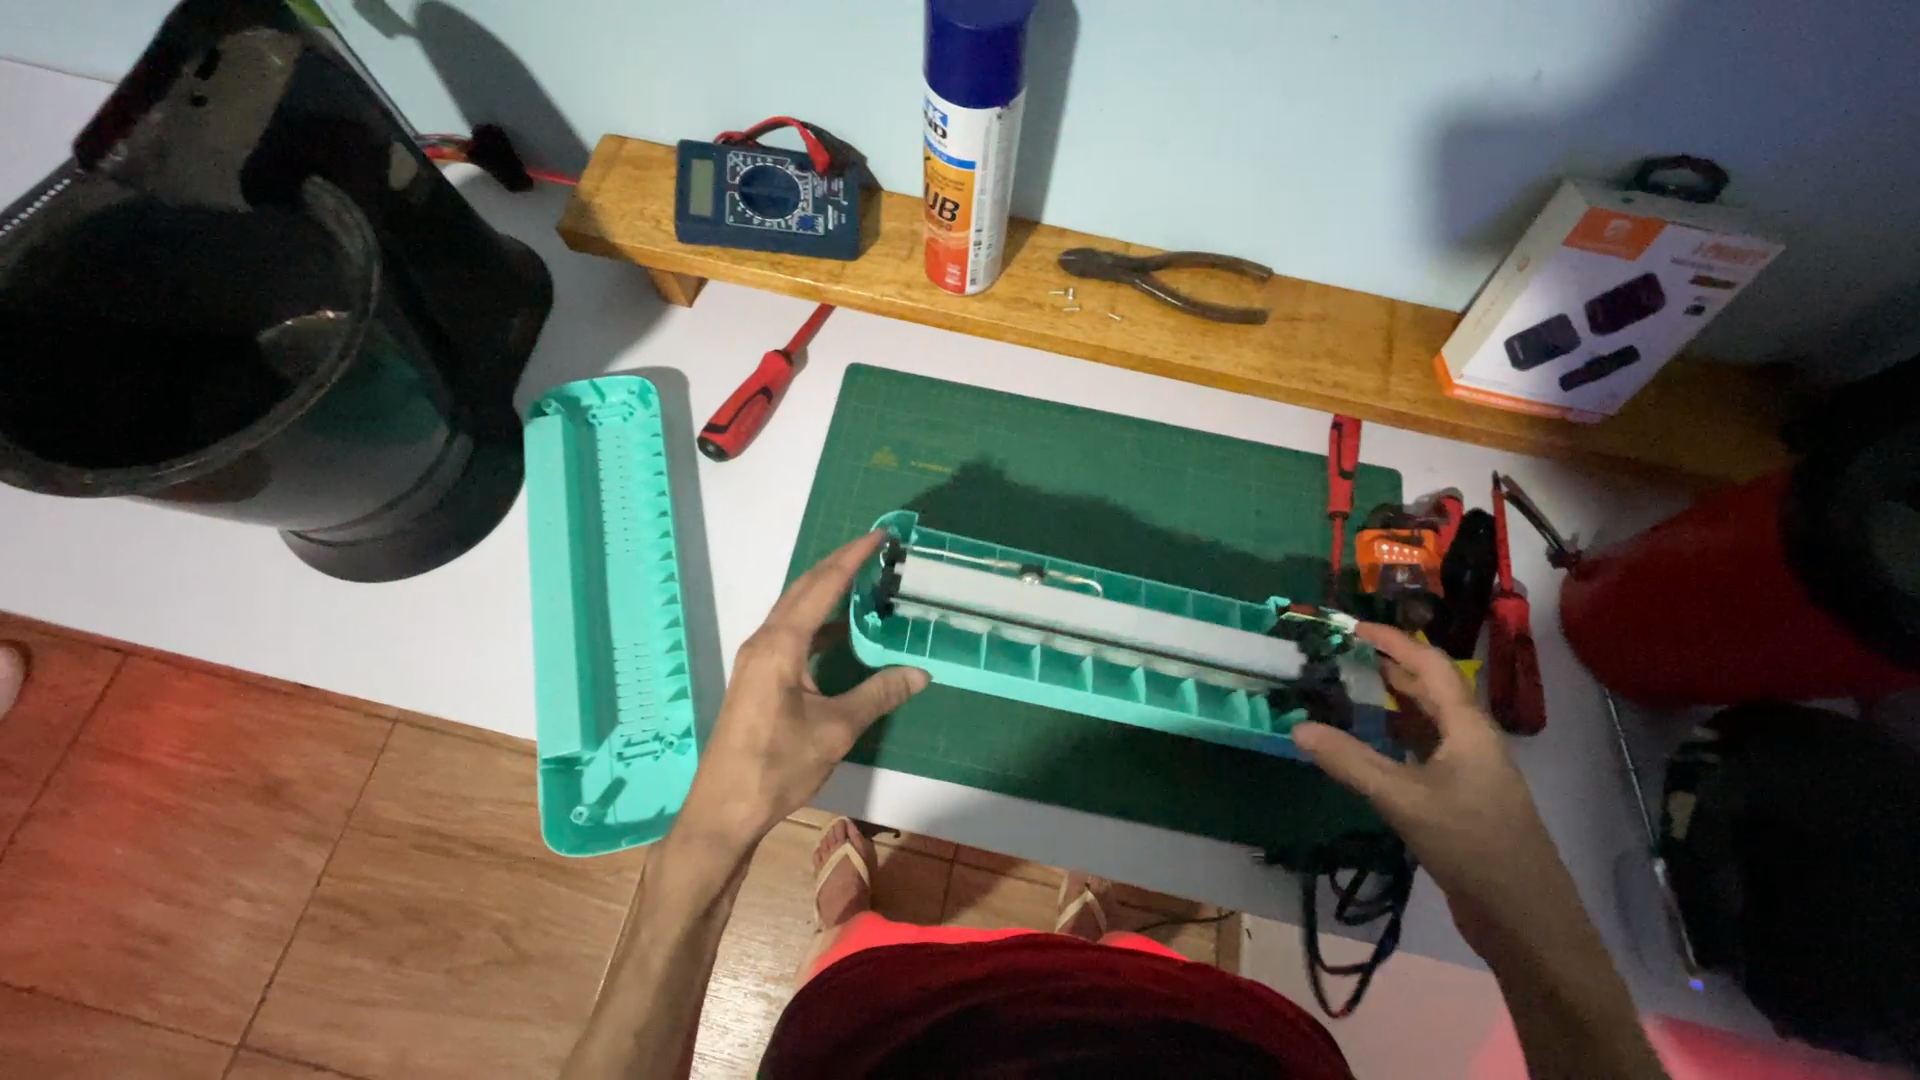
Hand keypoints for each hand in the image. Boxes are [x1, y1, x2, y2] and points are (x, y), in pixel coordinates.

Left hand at [679, 531, 929, 849]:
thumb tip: (920, 672)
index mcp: (780, 645)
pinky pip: (791, 634)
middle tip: (876, 549)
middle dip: (839, 565)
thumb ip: (879, 694)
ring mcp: (757, 660)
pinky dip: (818, 624)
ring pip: (795, 611)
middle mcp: (764, 642)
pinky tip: (841, 635)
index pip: (821, 586)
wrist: (724, 811)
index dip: (852, 558)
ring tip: (864, 582)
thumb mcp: (836, 730)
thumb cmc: (777, 767)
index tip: (879, 535)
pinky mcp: (757, 678)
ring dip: (827, 592)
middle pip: (804, 590)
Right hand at [1292, 623, 1576, 951]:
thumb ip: (1349, 761)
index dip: (1391, 640)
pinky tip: (1365, 744)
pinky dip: (1392, 736)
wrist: (1525, 914)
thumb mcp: (1402, 798)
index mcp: (1467, 727)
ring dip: (1389, 700)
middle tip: (1337, 655)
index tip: (1349, 627)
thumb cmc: (1471, 843)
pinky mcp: (1460, 796)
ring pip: (1425, 720)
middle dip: (1386, 666)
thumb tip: (1298, 728)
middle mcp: (1470, 738)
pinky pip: (1422, 749)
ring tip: (1343, 689)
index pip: (1428, 664)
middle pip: (1429, 687)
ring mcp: (1468, 769)